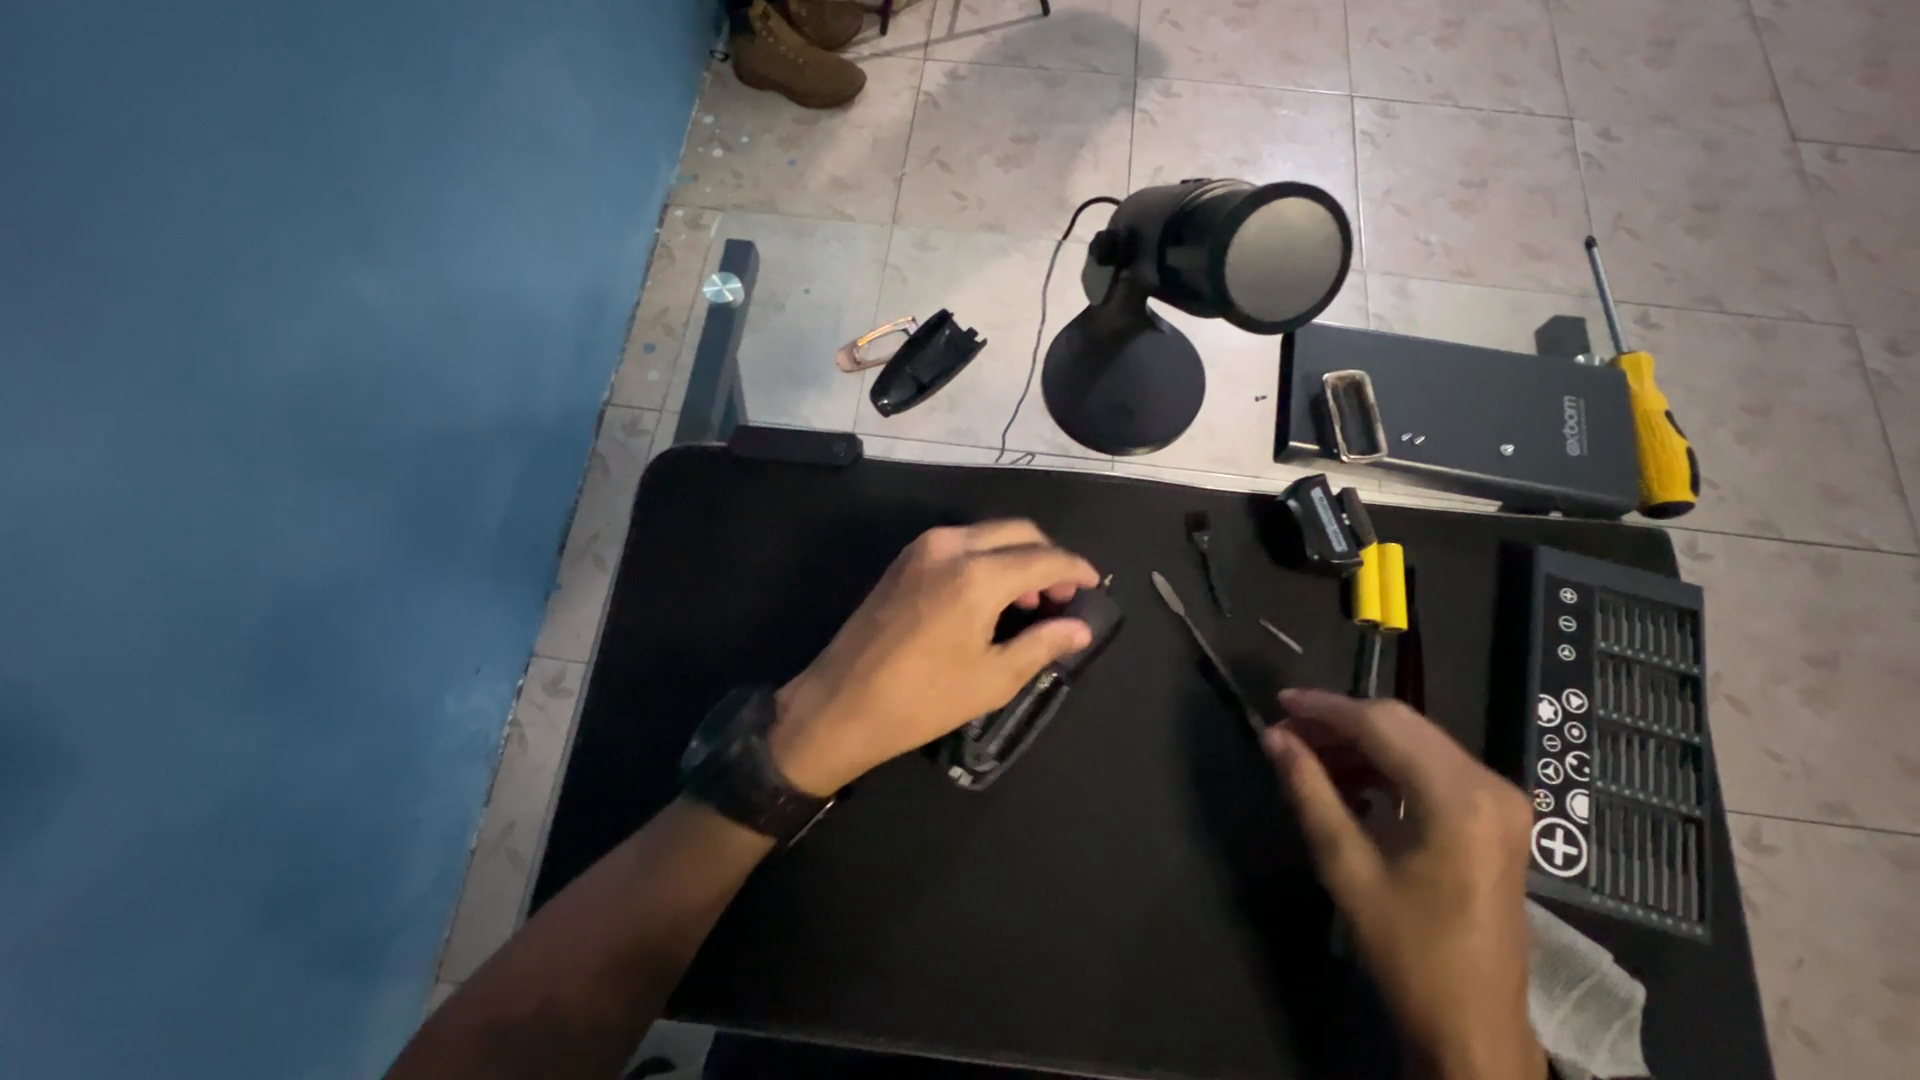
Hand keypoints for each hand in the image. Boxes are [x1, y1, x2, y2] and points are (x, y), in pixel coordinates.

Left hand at [768, 520, 1100, 795]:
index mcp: (977, 575)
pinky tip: (992, 597)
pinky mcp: (905, 560)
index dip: (1076, 569)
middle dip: (1049, 556)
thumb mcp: (992, 679)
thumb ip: (1042, 644)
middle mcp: (951, 546)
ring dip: (1018, 555)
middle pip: (1018, 531)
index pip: (1044, 558)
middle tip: (1064, 595)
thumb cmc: (922, 699)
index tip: (1095, 586)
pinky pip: (961, 544)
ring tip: (1030, 602)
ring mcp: (922, 548)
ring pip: (988, 533)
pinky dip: (988, 558)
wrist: (841, 704)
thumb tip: (1080, 627)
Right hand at [1264, 690, 1544, 1079]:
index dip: (1324, 708)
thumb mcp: (1346, 867)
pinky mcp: (1498, 815)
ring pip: (1418, 740)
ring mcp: (1501, 799)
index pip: (1380, 724)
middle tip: (1287, 733)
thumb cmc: (1406, 949)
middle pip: (1402, 723)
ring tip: (1309, 758)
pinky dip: (1389, 764)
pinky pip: (1434, 766)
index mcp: (1456, 797)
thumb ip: (1309, 791)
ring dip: (1362, 742)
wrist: (1474, 1021)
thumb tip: (1274, 738)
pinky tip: (1350, 781)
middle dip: (1339, 722)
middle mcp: (1488, 783)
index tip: (1278, 702)